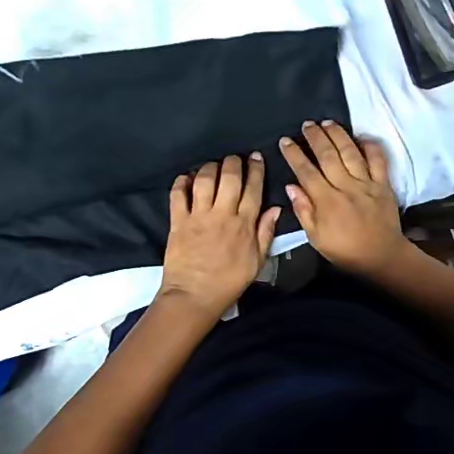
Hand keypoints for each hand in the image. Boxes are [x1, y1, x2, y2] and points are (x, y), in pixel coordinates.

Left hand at [157, 153, 279, 317]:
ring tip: (213, 166)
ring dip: (210, 168)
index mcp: (244, 224)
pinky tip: (187, 177)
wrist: (194, 296)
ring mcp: (198, 216)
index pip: (253, 188)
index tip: (256, 157)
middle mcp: (222, 214)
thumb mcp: (257, 261)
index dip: (256, 169)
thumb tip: (276, 208)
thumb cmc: (229, 282)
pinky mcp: (178, 221)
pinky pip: (178, 194)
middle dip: (233, 162)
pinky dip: (182, 182)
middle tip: (234, 159)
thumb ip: (266, 233)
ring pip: (205, 180)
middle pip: (229, 177)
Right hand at [279, 120, 410, 276]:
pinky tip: (360, 137)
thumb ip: (303, 210)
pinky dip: (370, 146)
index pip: (306, 171)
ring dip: (338, 135)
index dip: (294, 154)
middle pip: (328, 155)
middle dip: (315, 137)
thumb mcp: (316, 237)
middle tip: (306, 124)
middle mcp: (345, 186)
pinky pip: (378, 160)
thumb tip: (291, 186)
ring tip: (327, 123)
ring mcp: (366, 183)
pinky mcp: (383, 184)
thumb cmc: (344, 250)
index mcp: (326, 200)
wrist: (380, 256)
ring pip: (350, 153)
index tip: (285, 141)